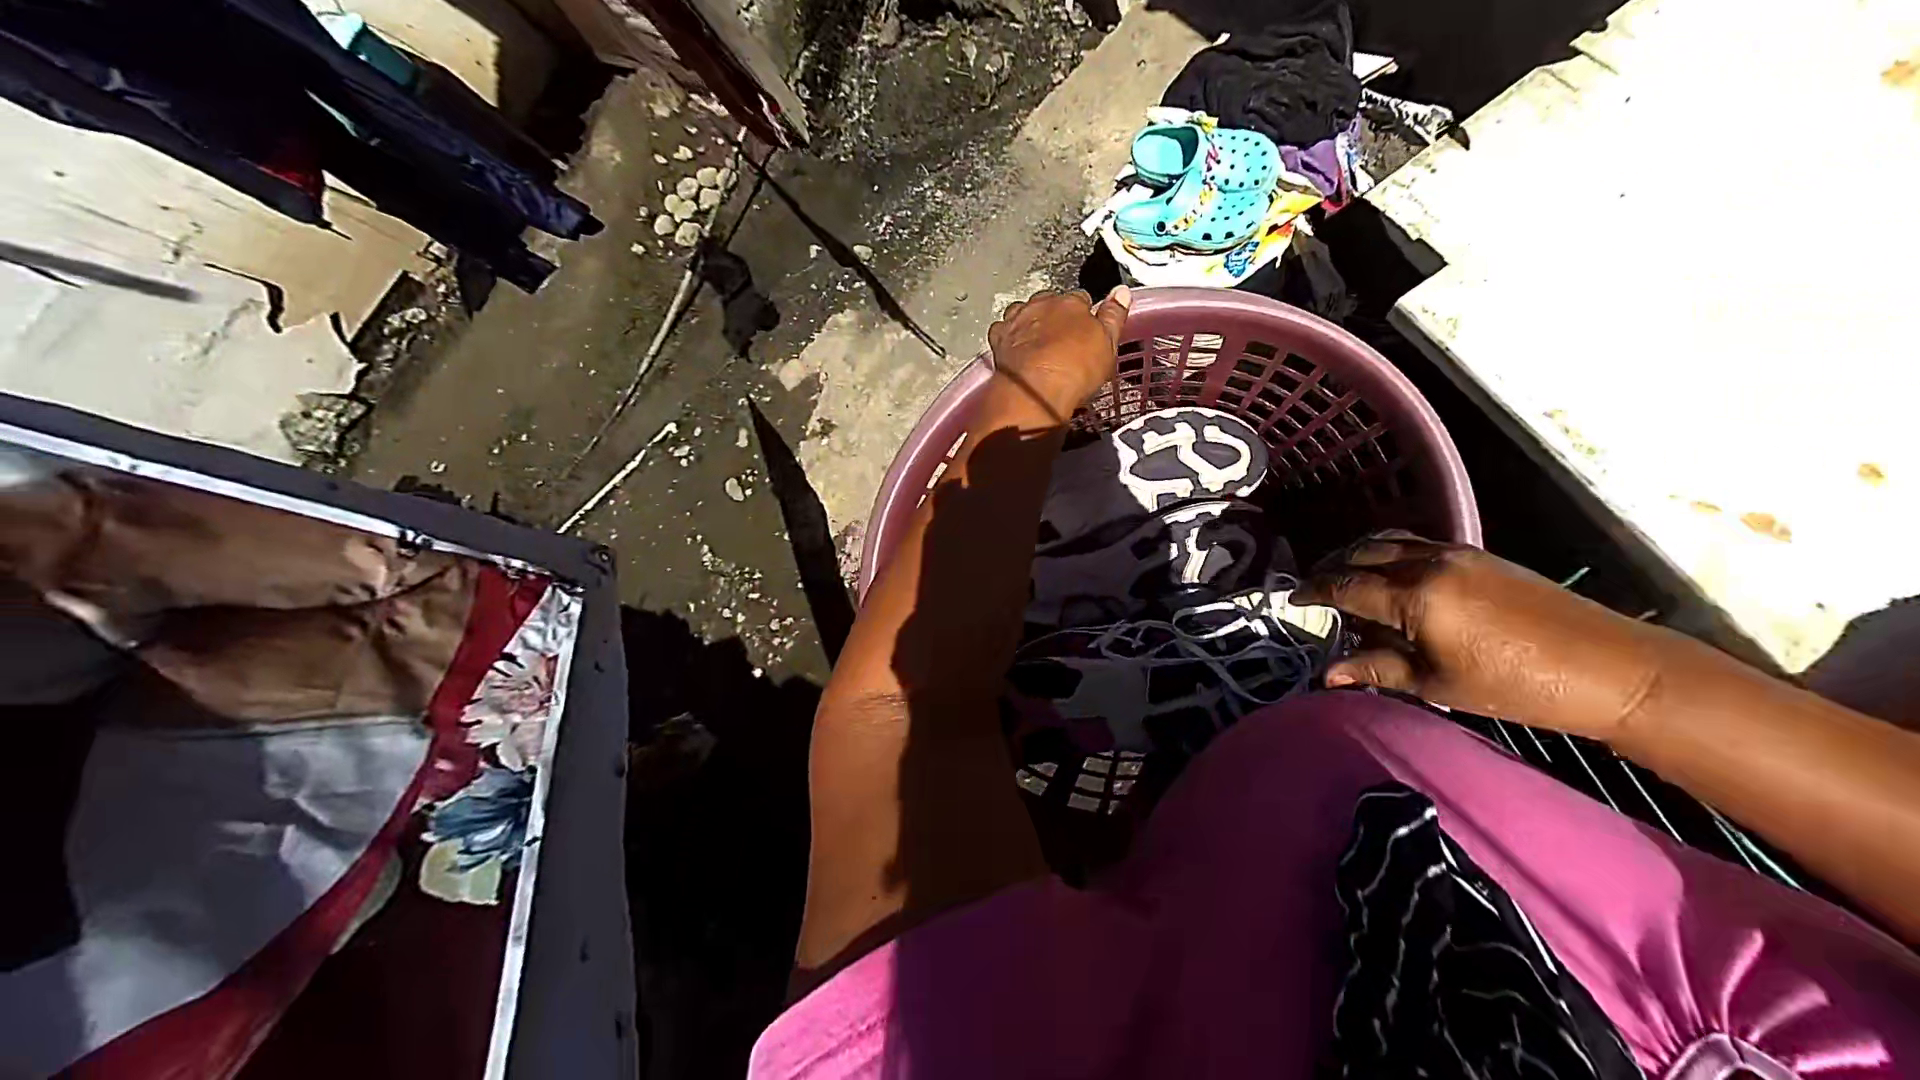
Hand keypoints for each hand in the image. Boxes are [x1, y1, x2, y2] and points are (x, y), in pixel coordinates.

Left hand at [986, 287, 1130, 419]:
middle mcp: (1042, 304)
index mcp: (1072, 303)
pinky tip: (1014, 347)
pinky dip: (1007, 335)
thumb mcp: (1108, 345)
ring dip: (1028, 321)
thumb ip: (1114, 316)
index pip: (1081, 299)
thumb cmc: (1077, 370)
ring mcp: (1017, 320)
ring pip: (1023, 311)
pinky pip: (1002, 329)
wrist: (1036, 391)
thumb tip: (1122, 291)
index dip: (1084, 314)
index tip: (1085, 329)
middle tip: (1060, 338)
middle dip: (1054, 314)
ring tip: (1036, 342)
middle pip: (1049, 302)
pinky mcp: (998, 338)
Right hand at [1293, 532, 1670, 742]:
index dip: (1313, 591)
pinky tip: (1388, 575)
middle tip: (1314, 588)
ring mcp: (1455, 553)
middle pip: (1360, 554)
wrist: (1608, 667)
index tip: (1293, 600)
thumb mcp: (1436, 684)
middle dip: (1330, 568)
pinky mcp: (1476, 553)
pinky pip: (1414, 543)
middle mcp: (1428, 563)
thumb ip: (1376, 669)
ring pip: (1386, 542)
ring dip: (1357, 555)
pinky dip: (1387, 552)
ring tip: (1344, 576)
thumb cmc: (1515, 686)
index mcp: (1414, 597)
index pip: (1345, 586)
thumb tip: (1326, 675)